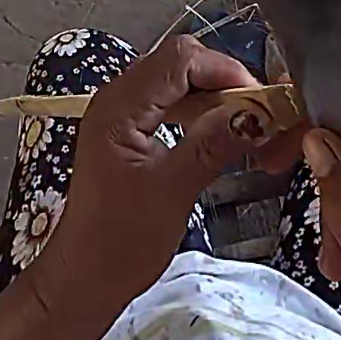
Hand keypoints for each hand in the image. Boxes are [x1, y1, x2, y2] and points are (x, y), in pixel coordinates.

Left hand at [29, 35, 268, 317]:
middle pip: (181, 62)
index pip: (179, 59)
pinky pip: (174, 100)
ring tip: (247, 122)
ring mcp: (125, 110)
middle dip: (224, 80)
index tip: (258, 99)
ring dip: (216, 94)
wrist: (83, 280)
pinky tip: (222, 130)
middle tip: (257, 112)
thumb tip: (258, 116)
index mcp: (120, 106)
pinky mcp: (133, 126)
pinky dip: (202, 109)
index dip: (223, 70)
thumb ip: (213, 144)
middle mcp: (120, 97)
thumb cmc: (120, 241)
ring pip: (180, 79)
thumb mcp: (173, 191)